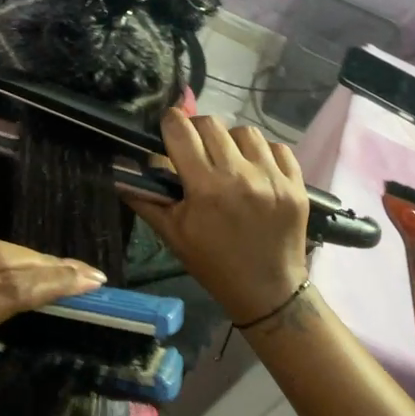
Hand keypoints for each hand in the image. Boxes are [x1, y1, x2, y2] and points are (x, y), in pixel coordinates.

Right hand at [124, 113, 312, 324]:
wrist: (268, 292)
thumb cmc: (213, 263)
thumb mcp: (171, 233)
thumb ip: (143, 197)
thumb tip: (119, 167)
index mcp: (205, 188)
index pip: (181, 129)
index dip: (170, 123)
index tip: (168, 129)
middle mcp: (241, 177)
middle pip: (211, 124)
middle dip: (197, 130)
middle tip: (195, 149)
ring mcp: (273, 179)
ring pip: (245, 131)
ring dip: (231, 141)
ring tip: (228, 161)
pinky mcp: (296, 185)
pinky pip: (277, 147)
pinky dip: (263, 153)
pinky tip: (254, 170)